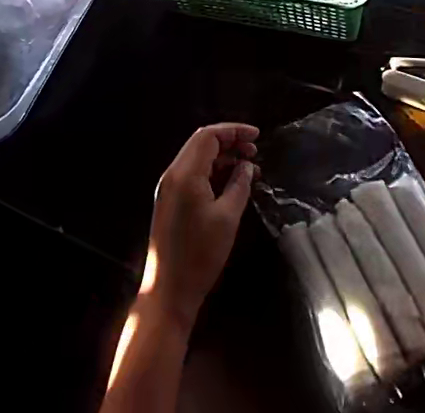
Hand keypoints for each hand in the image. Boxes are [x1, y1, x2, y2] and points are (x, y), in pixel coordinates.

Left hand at [144, 122, 258, 324]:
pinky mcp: (169, 202)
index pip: (208, 136)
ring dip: (222, 158)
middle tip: (254, 152)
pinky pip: (192, 175)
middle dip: (229, 142)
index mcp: (184, 174)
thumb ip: (239, 184)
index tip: (256, 136)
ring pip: (197, 159)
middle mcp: (172, 176)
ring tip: (248, 169)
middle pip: (201, 143)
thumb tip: (247, 166)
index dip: (234, 131)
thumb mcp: (228, 217)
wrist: (168, 292)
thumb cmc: (200, 255)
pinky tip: (231, 184)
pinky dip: (212, 172)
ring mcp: (168, 189)